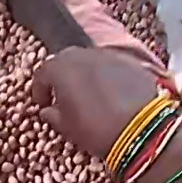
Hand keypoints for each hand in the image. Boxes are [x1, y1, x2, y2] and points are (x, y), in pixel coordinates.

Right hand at [32, 46, 176, 160]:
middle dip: (61, 77)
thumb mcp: (66, 128)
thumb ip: (52, 114)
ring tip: (86, 95)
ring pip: (88, 61)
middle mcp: (82, 54)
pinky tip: (109, 94)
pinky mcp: (130, 61)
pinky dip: (104, 77)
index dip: (39, 90)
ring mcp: (108, 55)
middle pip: (64, 61)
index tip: (42, 104)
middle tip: (62, 96)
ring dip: (83, 75)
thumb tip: (48, 109)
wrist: (142, 128)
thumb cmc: (95, 128)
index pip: (42, 74)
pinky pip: (109, 66)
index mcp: (60, 68)